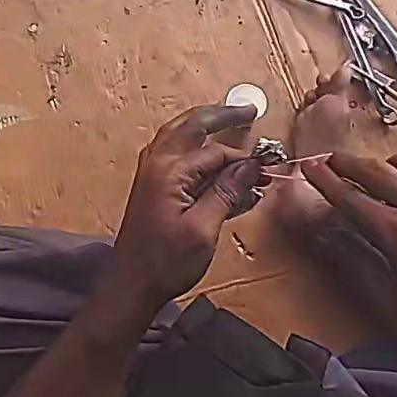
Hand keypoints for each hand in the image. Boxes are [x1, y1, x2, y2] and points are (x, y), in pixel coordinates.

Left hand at [110, 103, 263, 308]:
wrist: (131, 285)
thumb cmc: (166, 262)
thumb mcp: (203, 229)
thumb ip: (226, 192)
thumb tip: (250, 165)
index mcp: (170, 170)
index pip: (215, 152)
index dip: (243, 159)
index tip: (265, 167)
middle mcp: (157, 162)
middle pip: (191, 124)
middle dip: (221, 116)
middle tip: (249, 111)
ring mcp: (151, 171)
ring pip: (180, 134)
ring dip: (205, 126)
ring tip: (231, 120)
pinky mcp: (151, 184)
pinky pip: (175, 153)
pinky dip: (195, 148)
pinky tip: (210, 155)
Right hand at [303, 151, 396, 396]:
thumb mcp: (393, 310)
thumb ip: (355, 266)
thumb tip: (322, 235)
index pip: (351, 197)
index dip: (325, 181)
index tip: (310, 168)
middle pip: (380, 171)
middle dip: (351, 163)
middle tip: (336, 161)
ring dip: (395, 160)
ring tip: (385, 167)